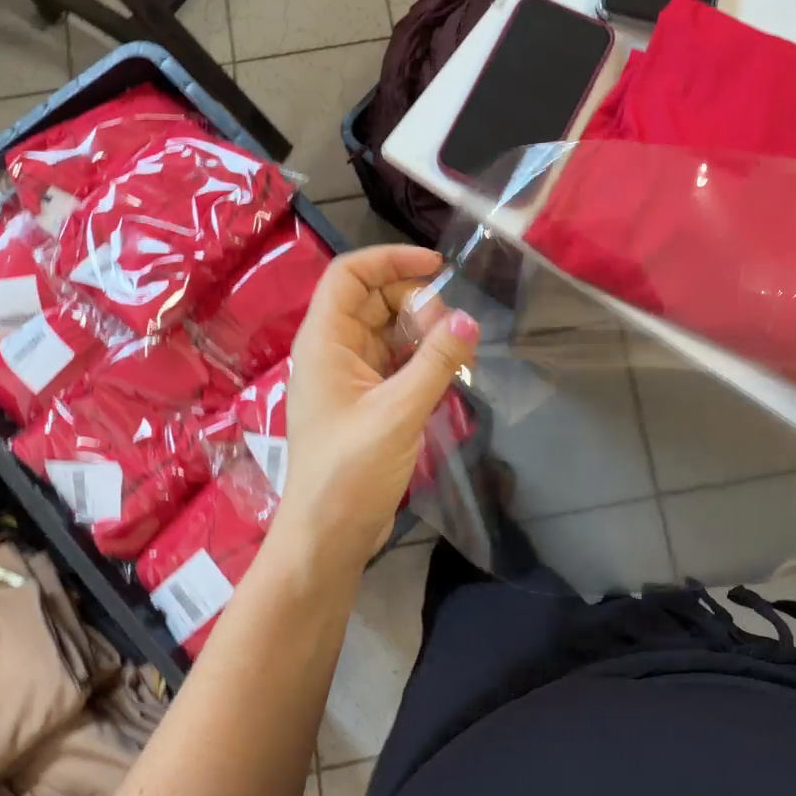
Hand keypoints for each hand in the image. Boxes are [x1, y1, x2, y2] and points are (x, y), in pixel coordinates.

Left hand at [276, 246, 478, 566]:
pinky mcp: (364, 402)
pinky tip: (449, 373)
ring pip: (388, 333)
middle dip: (416, 301)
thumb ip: (436, 363)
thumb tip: (471, 320)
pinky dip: (421, 360)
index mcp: (325, 341)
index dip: (391, 259)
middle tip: (456, 324)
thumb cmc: (350, 472)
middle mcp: (333, 350)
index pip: (350, 275)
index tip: (438, 267)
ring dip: (423, 333)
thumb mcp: (398, 412)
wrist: (327, 537)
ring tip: (459, 350)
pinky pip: (394, 363)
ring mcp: (348, 377)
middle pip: (373, 300)